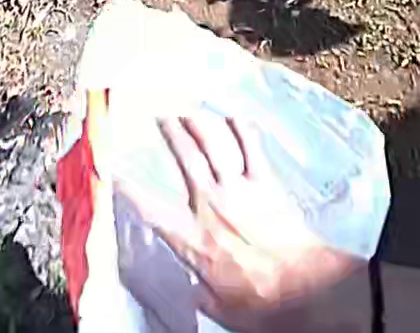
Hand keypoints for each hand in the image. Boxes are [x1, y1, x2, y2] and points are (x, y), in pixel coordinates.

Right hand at [122, 112, 372, 332]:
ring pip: (212, 144)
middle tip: (160, 114)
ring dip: (197, 123)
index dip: (129, 187)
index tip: (113, 169)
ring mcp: (238, 188)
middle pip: (184, 157)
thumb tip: (191, 290)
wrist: (306, 293)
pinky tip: (234, 115)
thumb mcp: (222, 309)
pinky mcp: (265, 182)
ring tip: (188, 110)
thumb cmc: (262, 307)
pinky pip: (251, 147)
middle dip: (170, 132)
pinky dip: (241, 128)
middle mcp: (210, 204)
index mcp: (193, 237)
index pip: (151, 209)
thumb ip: (202, 293)